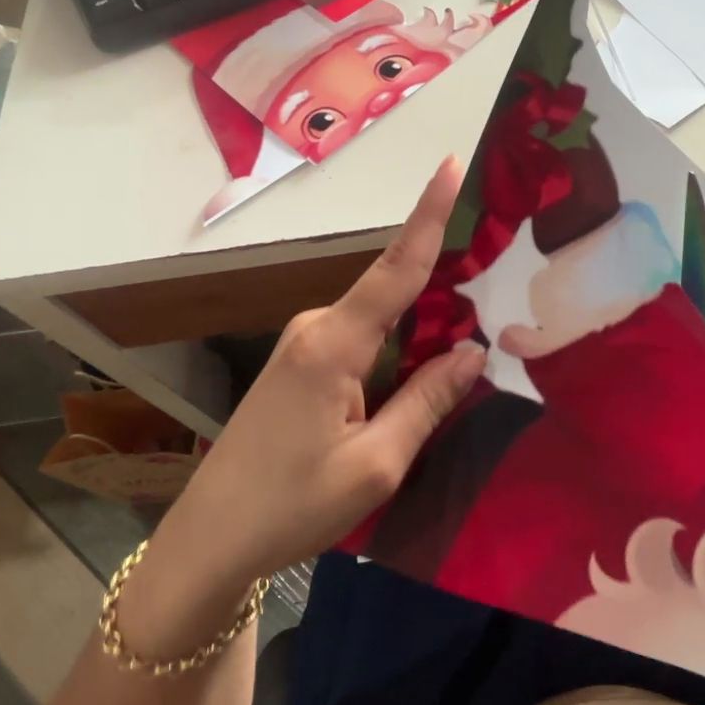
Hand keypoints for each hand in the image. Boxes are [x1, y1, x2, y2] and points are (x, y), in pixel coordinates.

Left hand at [195, 157, 486, 579]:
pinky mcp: (298, 367)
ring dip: (421, 321)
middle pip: (392, 290)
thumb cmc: (291, 506)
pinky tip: (423, 368)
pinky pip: (362, 339)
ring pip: (379, 318)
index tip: (451, 163)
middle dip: (441, 278)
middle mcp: (316, 329)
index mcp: (334, 345)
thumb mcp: (376, 464)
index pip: (396, 268)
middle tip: (496, 278)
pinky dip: (398, 343)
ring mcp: (303, 346)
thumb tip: (472, 352)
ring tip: (469, 339)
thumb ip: (427, 401)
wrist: (208, 542)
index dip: (429, 214)